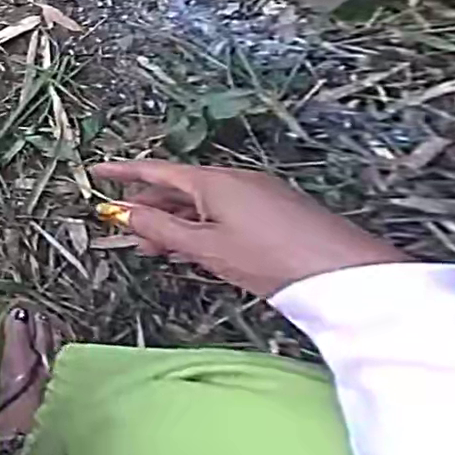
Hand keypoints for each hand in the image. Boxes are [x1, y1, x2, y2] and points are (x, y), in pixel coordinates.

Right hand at [90, 160, 410, 296]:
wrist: (359, 283)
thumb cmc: (270, 259)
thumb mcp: (203, 246)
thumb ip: (155, 227)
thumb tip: (119, 212)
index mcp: (212, 181)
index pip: (153, 170)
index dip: (121, 172)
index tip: (95, 171)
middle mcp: (235, 180)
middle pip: (177, 188)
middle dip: (149, 209)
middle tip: (130, 234)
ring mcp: (262, 195)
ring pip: (202, 202)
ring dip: (175, 222)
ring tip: (161, 250)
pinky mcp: (282, 213)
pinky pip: (226, 211)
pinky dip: (202, 226)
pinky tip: (197, 249)